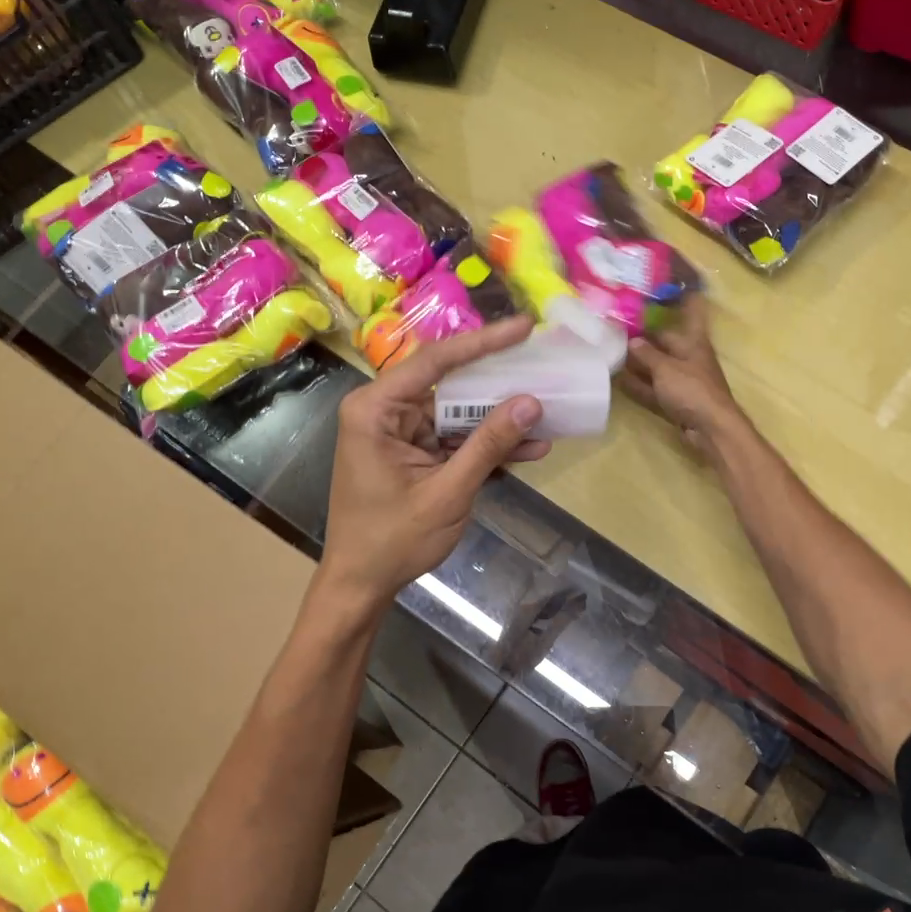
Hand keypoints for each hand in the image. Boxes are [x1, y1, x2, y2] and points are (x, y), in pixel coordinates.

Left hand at [319, 316, 550, 604]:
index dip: (483, 343)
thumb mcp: (447, 493)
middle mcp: (384, 411)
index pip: (436, 362)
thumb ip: (488, 446)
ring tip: (548, 417)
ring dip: (498, 421)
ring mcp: (399, 433)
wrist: (361, 583)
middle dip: (498, 382)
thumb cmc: (393, 539)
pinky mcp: (413, 454)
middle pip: (450, 383)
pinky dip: (486, 447)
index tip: (523, 328)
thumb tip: (531, 403)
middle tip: (543, 367)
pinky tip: (528, 449)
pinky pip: (455, 439)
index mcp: (375, 410)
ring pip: (458, 413)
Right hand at [616, 297, 746, 455]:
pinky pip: (654, 389)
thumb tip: (633, 341)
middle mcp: (688, 356)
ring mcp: (682, 380)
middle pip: (665, 340)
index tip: (669, 281)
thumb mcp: (665, 368)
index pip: (692, 309)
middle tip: (617, 323)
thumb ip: (647, 354)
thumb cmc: (692, 389)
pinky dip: (639, 385)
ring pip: (657, 366)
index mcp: (693, 341)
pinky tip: (620, 381)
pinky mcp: (675, 401)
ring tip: (611, 349)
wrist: (710, 429)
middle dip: (644, 334)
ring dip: (638, 361)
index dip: (684, 294)